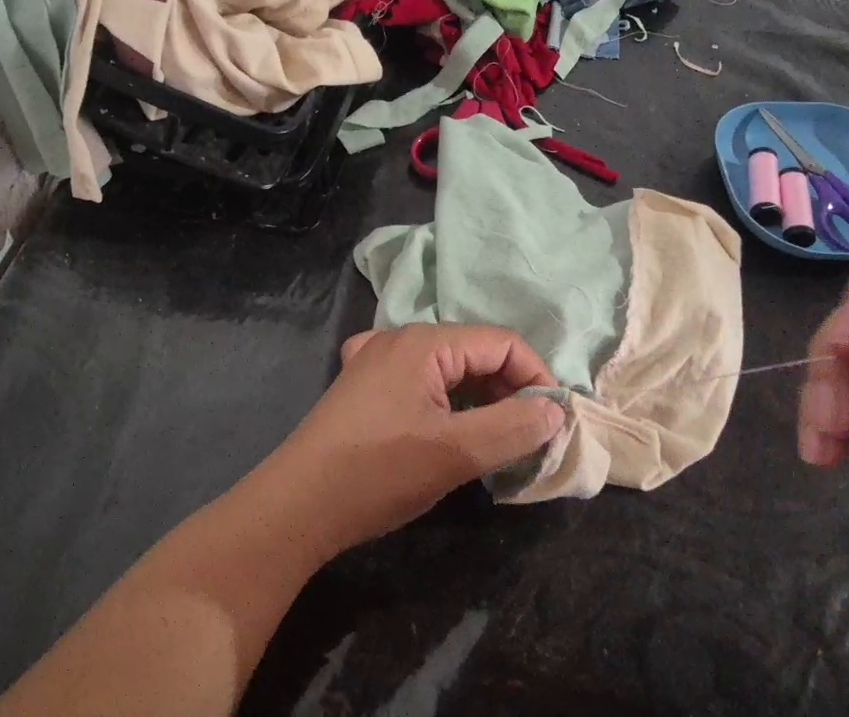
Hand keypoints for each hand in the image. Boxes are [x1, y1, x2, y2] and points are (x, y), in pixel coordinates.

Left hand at [263, 324, 565, 556]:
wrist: (294, 508)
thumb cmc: (377, 473)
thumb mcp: (455, 454)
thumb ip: (513, 427)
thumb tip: (555, 410)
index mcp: (423, 342)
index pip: (501, 343)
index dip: (536, 377)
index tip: (553, 422)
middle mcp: (399, 339)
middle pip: (474, 353)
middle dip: (508, 390)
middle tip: (526, 436)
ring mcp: (375, 361)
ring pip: (447, 370)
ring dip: (478, 400)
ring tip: (494, 441)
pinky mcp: (361, 388)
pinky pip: (418, 383)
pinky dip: (444, 403)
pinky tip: (445, 431)